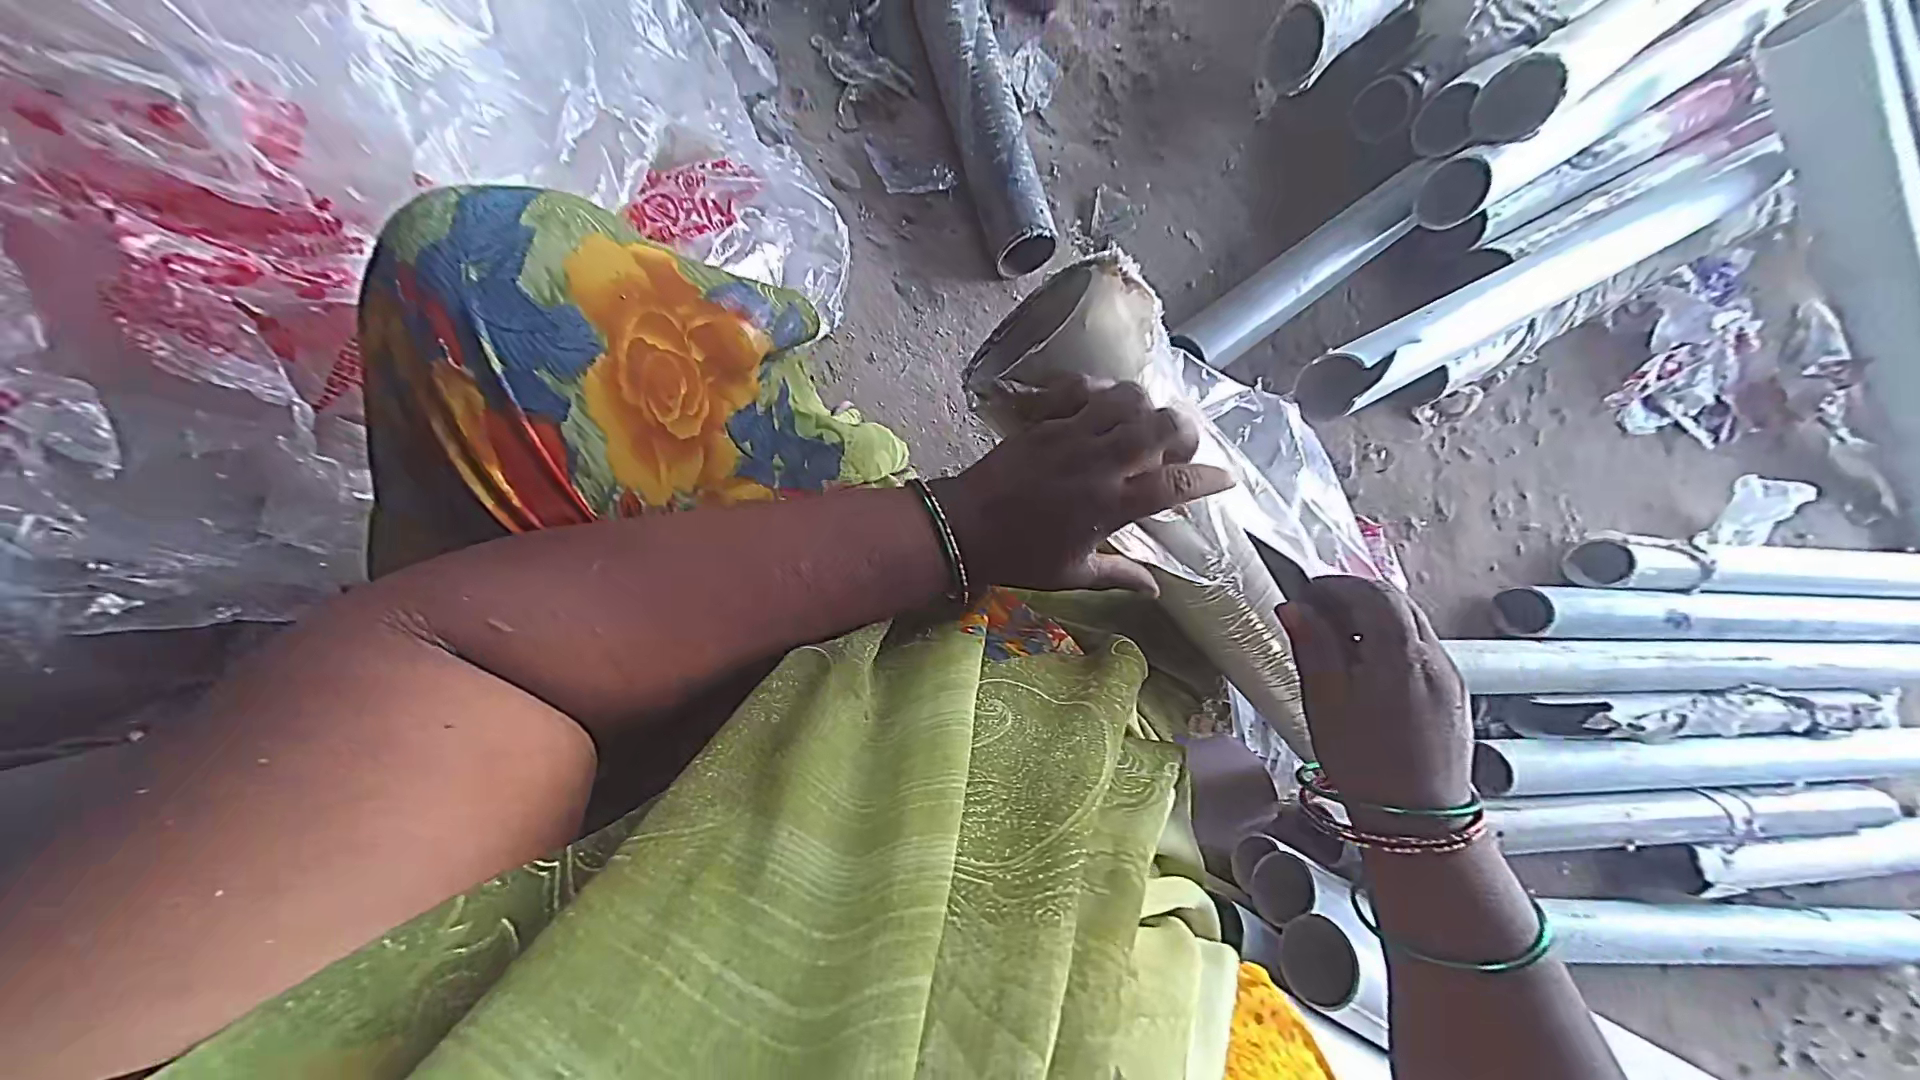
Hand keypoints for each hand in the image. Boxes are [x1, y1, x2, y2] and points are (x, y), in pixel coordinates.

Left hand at [934, 377, 1233, 593]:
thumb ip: (1120, 576)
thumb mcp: (1072, 574)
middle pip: (1162, 428)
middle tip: (1177, 450)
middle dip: (1184, 433)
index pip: (1175, 484)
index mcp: (1110, 506)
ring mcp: (1071, 435)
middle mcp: (1099, 464)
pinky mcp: (1046, 420)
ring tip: (1140, 425)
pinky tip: (1101, 405)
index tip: (1224, 479)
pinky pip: (1082, 388)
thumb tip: (1156, 589)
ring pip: (1128, 398)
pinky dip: (1101, 389)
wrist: (964, 526)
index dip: (1208, 479)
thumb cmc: (1019, 555)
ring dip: (1145, 407)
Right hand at [1274, 574, 1472, 823]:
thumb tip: (1295, 608)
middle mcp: (1433, 657)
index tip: (1304, 593)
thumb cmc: (1362, 761)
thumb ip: (1313, 646)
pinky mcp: (1452, 691)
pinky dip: (1388, 637)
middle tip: (1315, 609)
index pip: (1373, 593)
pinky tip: (1362, 661)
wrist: (1418, 819)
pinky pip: (1419, 645)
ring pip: (1410, 621)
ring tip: (1334, 635)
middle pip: (1397, 601)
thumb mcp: (1324, 700)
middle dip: (1353, 594)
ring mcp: (1448, 674)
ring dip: (1371, 614)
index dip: (1335, 585)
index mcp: (1400, 656)